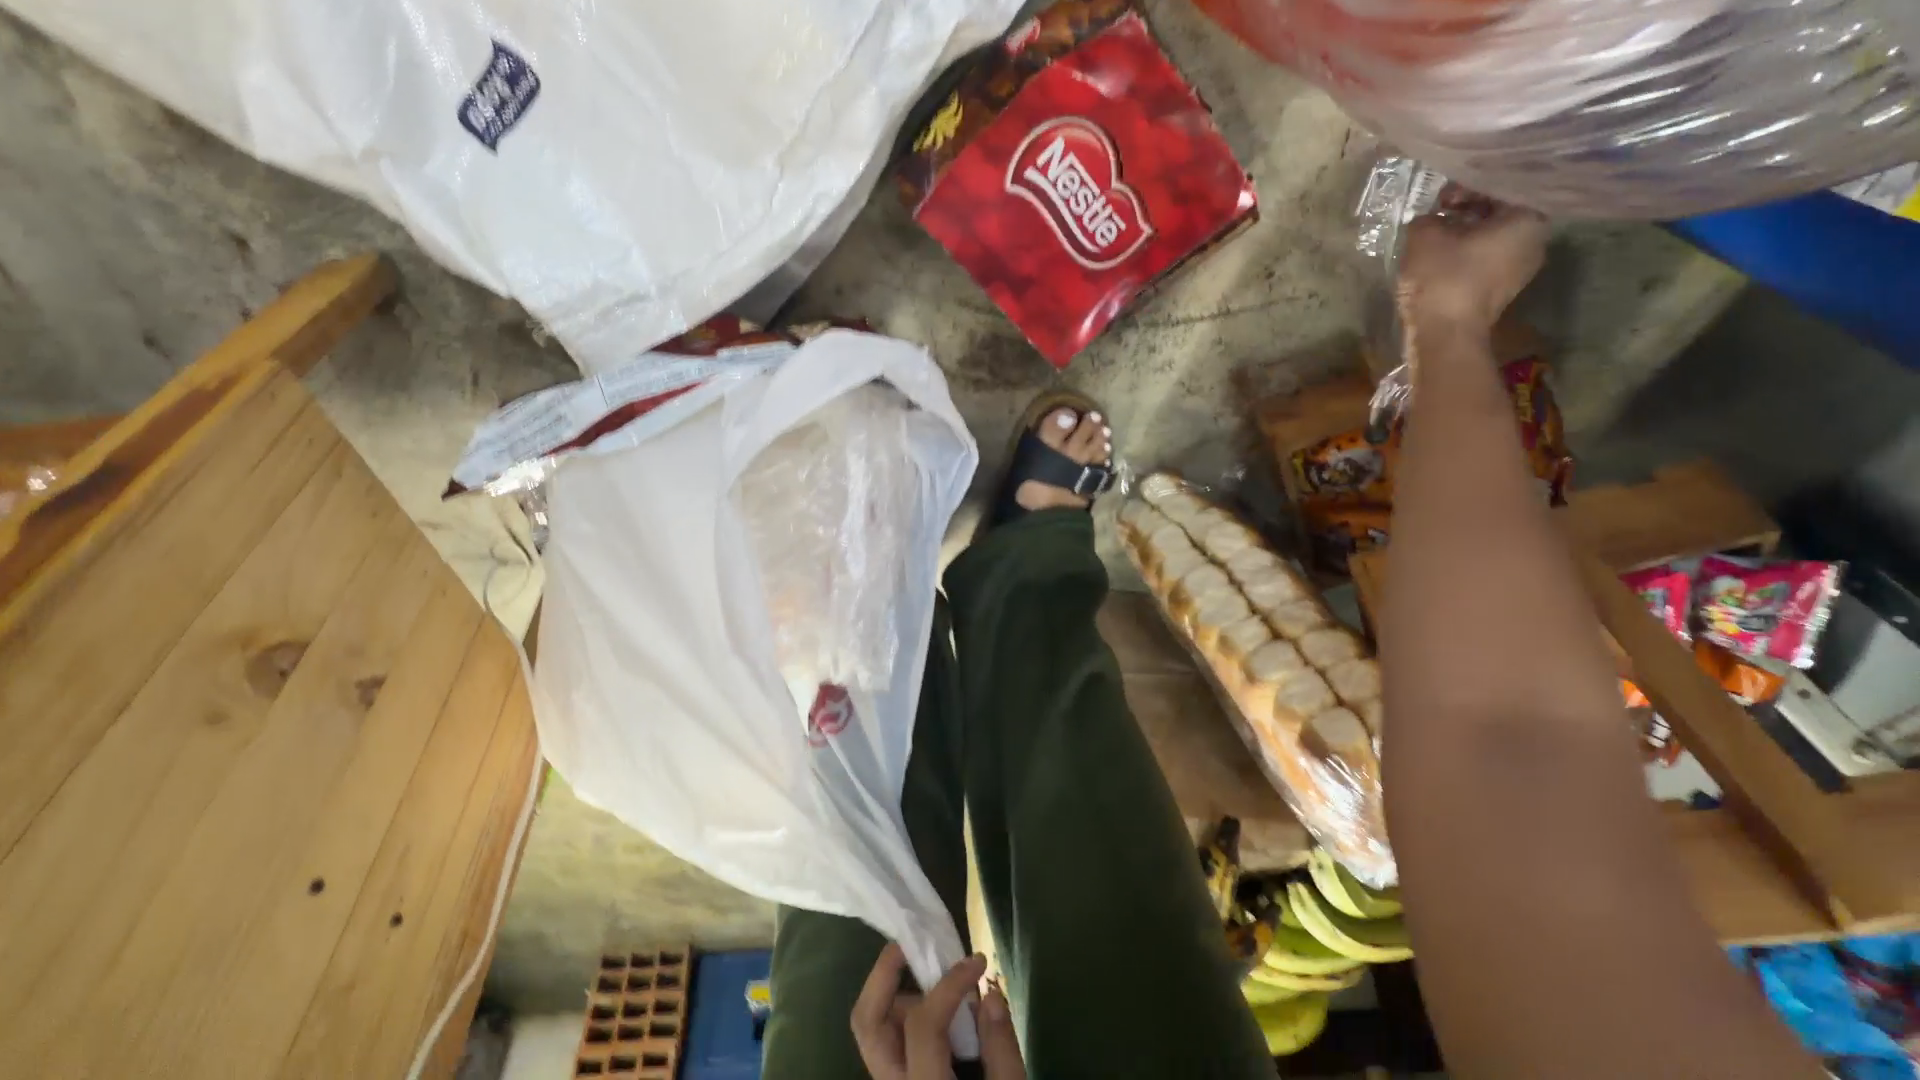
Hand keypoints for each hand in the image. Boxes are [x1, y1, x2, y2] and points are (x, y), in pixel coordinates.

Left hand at [851, 944, 1026, 1079]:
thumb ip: (1002, 1049)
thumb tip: (988, 993)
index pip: (923, 1023)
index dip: (950, 984)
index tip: (978, 962)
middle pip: (866, 1023)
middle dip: (883, 975)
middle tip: (911, 944)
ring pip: (871, 1033)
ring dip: (896, 997)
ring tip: (934, 984)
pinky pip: (886, 1047)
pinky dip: (902, 1018)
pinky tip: (933, 1012)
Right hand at [1396, 186, 1547, 336]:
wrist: (1445, 333)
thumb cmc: (1443, 276)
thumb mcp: (1425, 234)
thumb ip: (1429, 216)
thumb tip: (1431, 219)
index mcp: (1528, 217)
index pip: (1503, 185)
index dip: (1468, 183)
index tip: (1442, 195)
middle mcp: (1536, 239)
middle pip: (1502, 211)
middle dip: (1470, 208)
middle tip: (1439, 212)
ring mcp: (1522, 267)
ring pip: (1494, 235)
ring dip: (1467, 231)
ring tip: (1438, 234)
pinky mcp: (1504, 288)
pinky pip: (1488, 258)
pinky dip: (1469, 252)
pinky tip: (1445, 255)